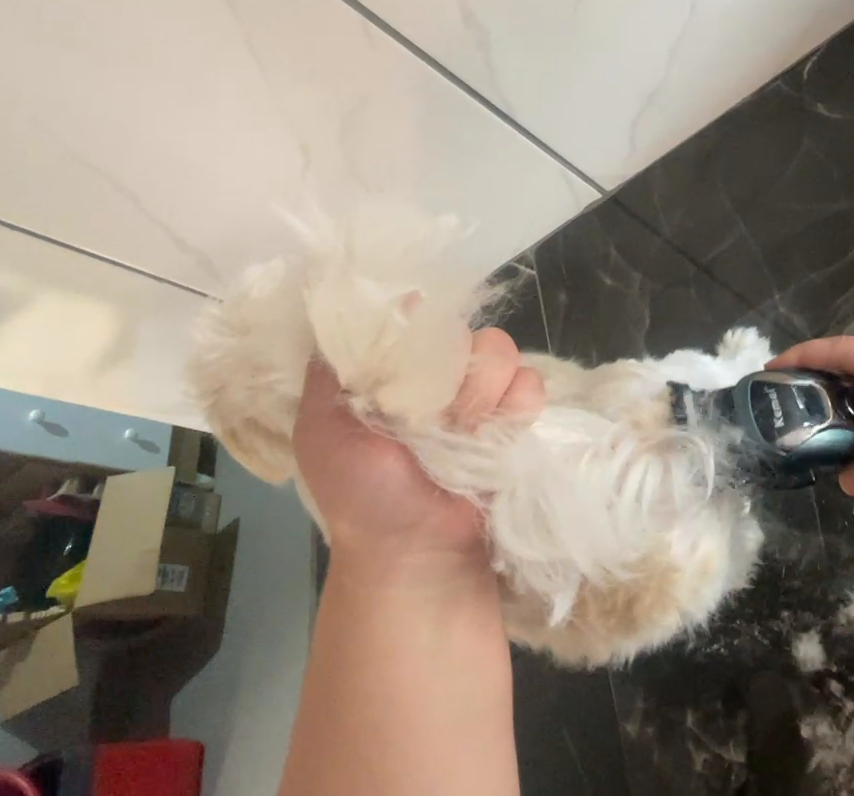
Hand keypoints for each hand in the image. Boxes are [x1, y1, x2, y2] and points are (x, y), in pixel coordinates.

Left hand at [292, 328, 545, 578]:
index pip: (421, 319)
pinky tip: (494, 435)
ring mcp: (484, 397)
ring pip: (502, 353)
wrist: (414, 550)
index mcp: (397, 373)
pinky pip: (531, 385)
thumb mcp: (322, 427)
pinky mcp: (518, 420)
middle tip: (433, 411)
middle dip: (453, 368)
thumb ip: (333, 367)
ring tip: (462, 430)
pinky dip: (517, 406)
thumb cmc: (361, 493)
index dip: (420, 331)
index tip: (410, 357)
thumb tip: (376, 304)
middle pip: (466, 330)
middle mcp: (443, 378)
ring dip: (482, 392)